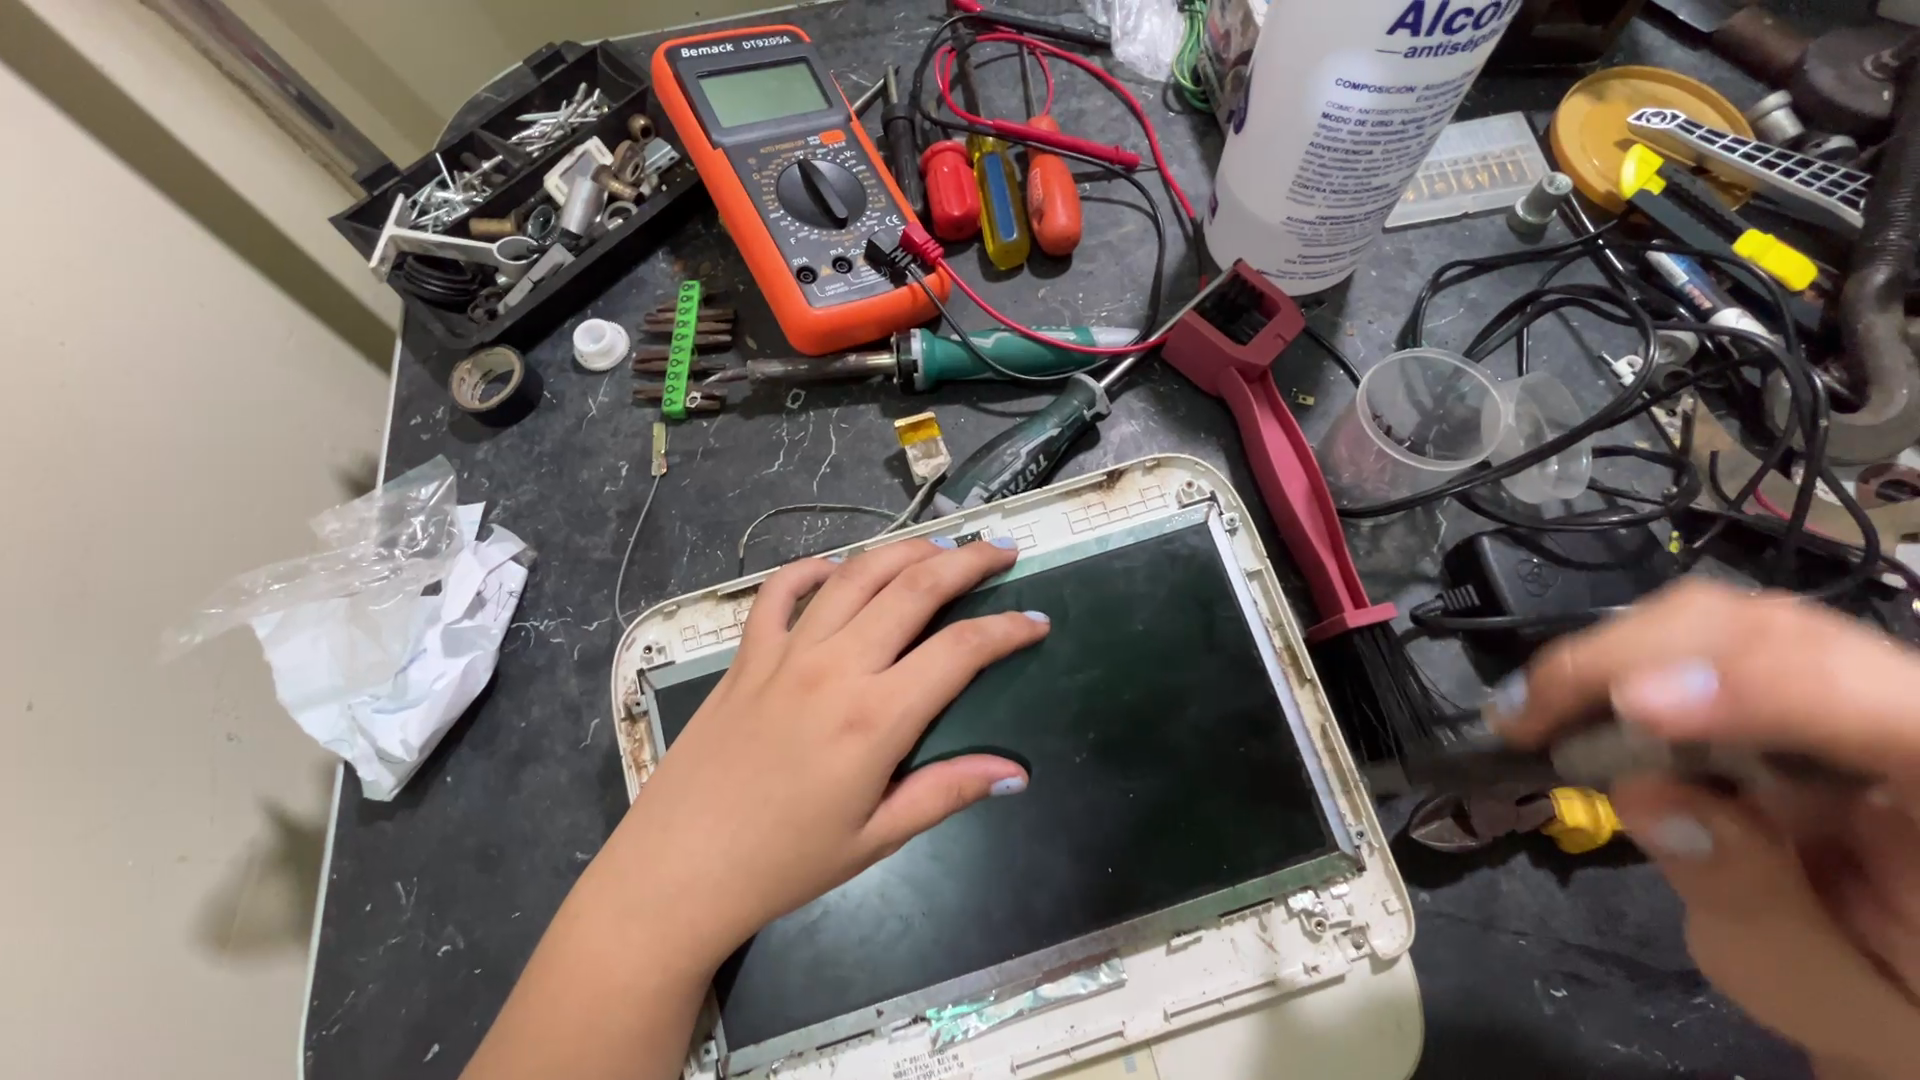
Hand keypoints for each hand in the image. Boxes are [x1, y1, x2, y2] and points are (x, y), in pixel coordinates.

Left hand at [617, 535, 1049, 959]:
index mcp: (875, 717)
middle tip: (1000, 551)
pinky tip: (834, 567)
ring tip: (939, 549)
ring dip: (904, 552)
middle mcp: (835, 666)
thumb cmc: (784, 863)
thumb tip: (1016, 772)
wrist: (676, 870)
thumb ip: (947, 792)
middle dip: (967, 562)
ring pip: (855, 575)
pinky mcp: (747, 655)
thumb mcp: (876, 839)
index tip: (1036, 621)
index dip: (1008, 630)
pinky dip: (811, 569)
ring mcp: (785, 653)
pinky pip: (779, 592)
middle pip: (914, 589)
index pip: (961, 650)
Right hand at [1493, 580, 1919, 1078]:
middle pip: (1777, 636)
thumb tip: (1648, 795)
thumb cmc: (1883, 1000)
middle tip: (1527, 717)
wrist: (1902, 968)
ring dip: (1609, 659)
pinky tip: (1563, 707)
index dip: (1764, 688)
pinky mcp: (1788, 686)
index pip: (1892, 713)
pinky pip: (1696, 643)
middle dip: (1634, 660)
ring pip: (1725, 621)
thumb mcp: (1828, 993)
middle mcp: (1906, 715)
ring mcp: (1850, 691)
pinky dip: (1613, 667)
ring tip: (1531, 714)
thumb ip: (1754, 904)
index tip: (1635, 708)